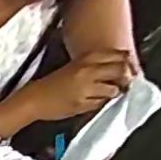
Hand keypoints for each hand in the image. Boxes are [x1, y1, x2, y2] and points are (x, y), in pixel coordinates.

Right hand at [10, 50, 135, 122]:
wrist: (33, 100)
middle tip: (123, 83)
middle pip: (121, 71)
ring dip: (114, 93)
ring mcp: (85, 88)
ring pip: (113, 89)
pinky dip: (100, 103)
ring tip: (107, 94)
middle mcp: (89, 71)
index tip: (128, 69)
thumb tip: (121, 67)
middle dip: (126, 78)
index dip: (128, 63)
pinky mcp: (81, 104)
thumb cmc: (52, 84)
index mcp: (87, 58)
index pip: (120, 56)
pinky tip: (92, 101)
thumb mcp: (75, 66)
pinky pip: (100, 103)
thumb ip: (96, 64)